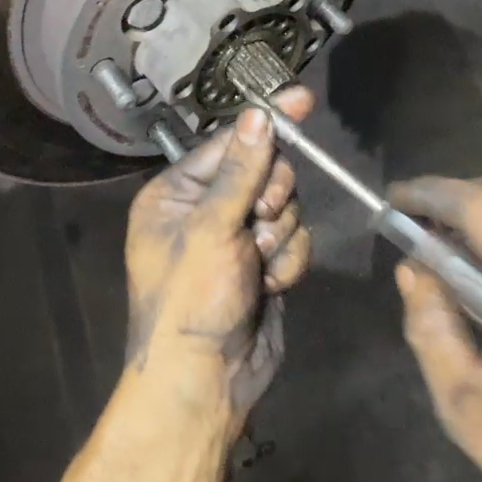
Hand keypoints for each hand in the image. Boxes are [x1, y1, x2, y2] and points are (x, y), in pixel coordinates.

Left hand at [123, 88, 314, 419]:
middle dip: (272, 199)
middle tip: (261, 222)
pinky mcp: (264, 267)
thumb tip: (260, 113)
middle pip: (265, 172)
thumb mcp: (211, 228)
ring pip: (286, 209)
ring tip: (258, 265)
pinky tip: (271, 285)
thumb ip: (241, 170)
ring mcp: (237, 240)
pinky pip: (294, 242)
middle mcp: (205, 211)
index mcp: (176, 194)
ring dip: (280, 237)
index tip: (304, 100)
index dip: (267, 124)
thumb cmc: (192, 298)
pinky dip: (289, 262)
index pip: (229, 143)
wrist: (206, 381)